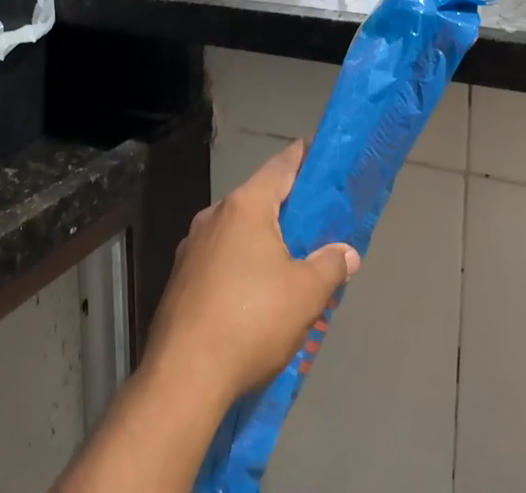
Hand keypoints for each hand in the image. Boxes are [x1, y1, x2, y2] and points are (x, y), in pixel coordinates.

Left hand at [143, 140, 361, 407]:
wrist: (185, 375)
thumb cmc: (252, 320)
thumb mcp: (307, 293)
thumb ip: (331, 265)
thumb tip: (345, 253)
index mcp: (244, 208)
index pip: (280, 168)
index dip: (302, 158)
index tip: (317, 150)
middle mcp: (213, 218)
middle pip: (257, 200)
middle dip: (286, 207)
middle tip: (317, 217)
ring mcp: (191, 250)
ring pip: (237, 233)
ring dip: (263, 240)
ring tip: (291, 260)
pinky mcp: (180, 281)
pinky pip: (221, 260)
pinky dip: (242, 265)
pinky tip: (257, 293)